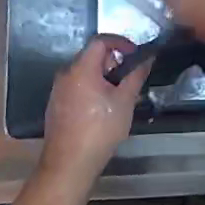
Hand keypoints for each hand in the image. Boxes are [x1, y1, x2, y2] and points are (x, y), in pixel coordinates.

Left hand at [39, 35, 149, 181]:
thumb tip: (147, 58)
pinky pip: (77, 86)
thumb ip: (136, 76)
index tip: (136, 54)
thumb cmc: (100, 129)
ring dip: (104, 76)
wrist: (70, 162)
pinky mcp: (57, 104)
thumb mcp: (125, 101)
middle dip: (114, 61)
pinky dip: (92, 88)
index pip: (100, 41)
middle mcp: (66, 74)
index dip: (121, 42)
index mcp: (81, 69)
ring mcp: (58, 90)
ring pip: (84, 72)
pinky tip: (103, 108)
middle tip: (130, 77)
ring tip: (120, 94)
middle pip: (91, 56)